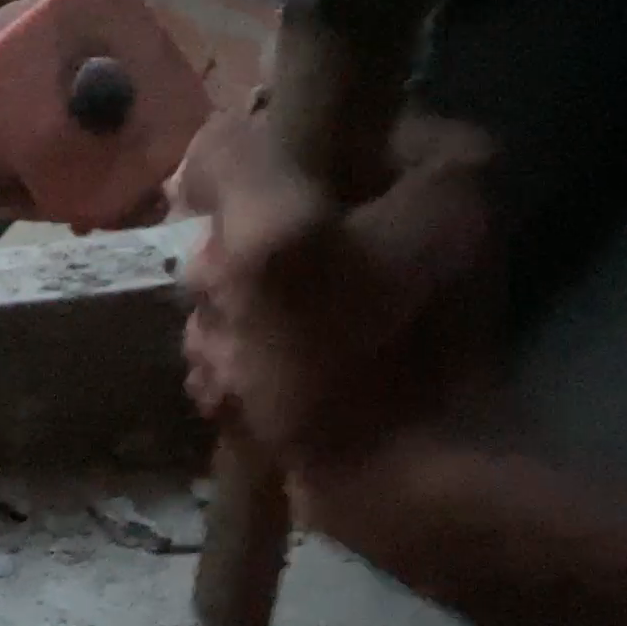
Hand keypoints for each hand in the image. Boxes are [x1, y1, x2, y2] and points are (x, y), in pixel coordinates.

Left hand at [0, 0, 167, 229]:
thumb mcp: (12, 172)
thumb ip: (84, 192)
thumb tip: (155, 209)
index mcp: (65, 24)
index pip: (150, 62)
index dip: (164, 120)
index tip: (159, 172)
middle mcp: (59, 38)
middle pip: (126, 97)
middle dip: (128, 157)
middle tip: (121, 208)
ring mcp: (38, 69)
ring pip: (95, 120)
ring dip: (99, 170)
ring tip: (91, 217)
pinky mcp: (17, 101)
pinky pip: (63, 132)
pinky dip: (70, 168)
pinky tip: (68, 209)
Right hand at [177, 102, 498, 465]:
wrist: (402, 492)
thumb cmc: (347, 365)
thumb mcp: (278, 244)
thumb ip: (235, 166)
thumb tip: (201, 151)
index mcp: (425, 166)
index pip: (297, 133)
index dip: (240, 187)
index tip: (223, 246)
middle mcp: (406, 216)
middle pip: (263, 217)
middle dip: (227, 283)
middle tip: (234, 324)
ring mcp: (370, 286)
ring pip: (250, 283)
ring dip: (221, 332)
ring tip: (236, 377)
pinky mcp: (342, 344)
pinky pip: (261, 330)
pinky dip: (237, 365)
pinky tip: (236, 397)